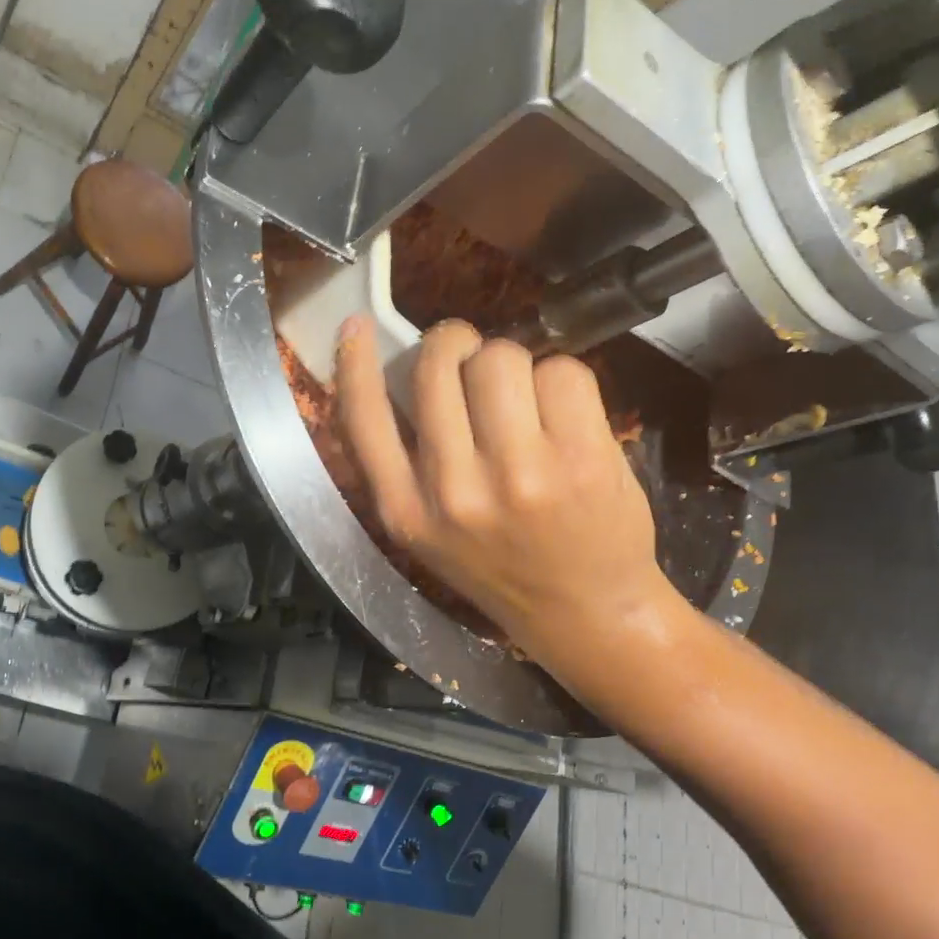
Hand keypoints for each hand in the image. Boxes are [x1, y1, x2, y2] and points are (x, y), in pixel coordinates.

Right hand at [334, 315, 678, 676]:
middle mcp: (454, 490)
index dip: (356, 364)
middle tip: (470, 357)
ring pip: (501, 357)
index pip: (364, 419)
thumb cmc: (498, 565)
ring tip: (522, 399)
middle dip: (455, 343)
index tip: (357, 327)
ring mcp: (520, 474)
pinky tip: (564, 416)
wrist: (581, 610)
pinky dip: (562, 380)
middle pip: (439, 363)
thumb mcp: (427, 531)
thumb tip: (408, 373)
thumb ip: (407, 464)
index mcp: (405, 510)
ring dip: (511, 363)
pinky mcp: (582, 459)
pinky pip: (562, 371)